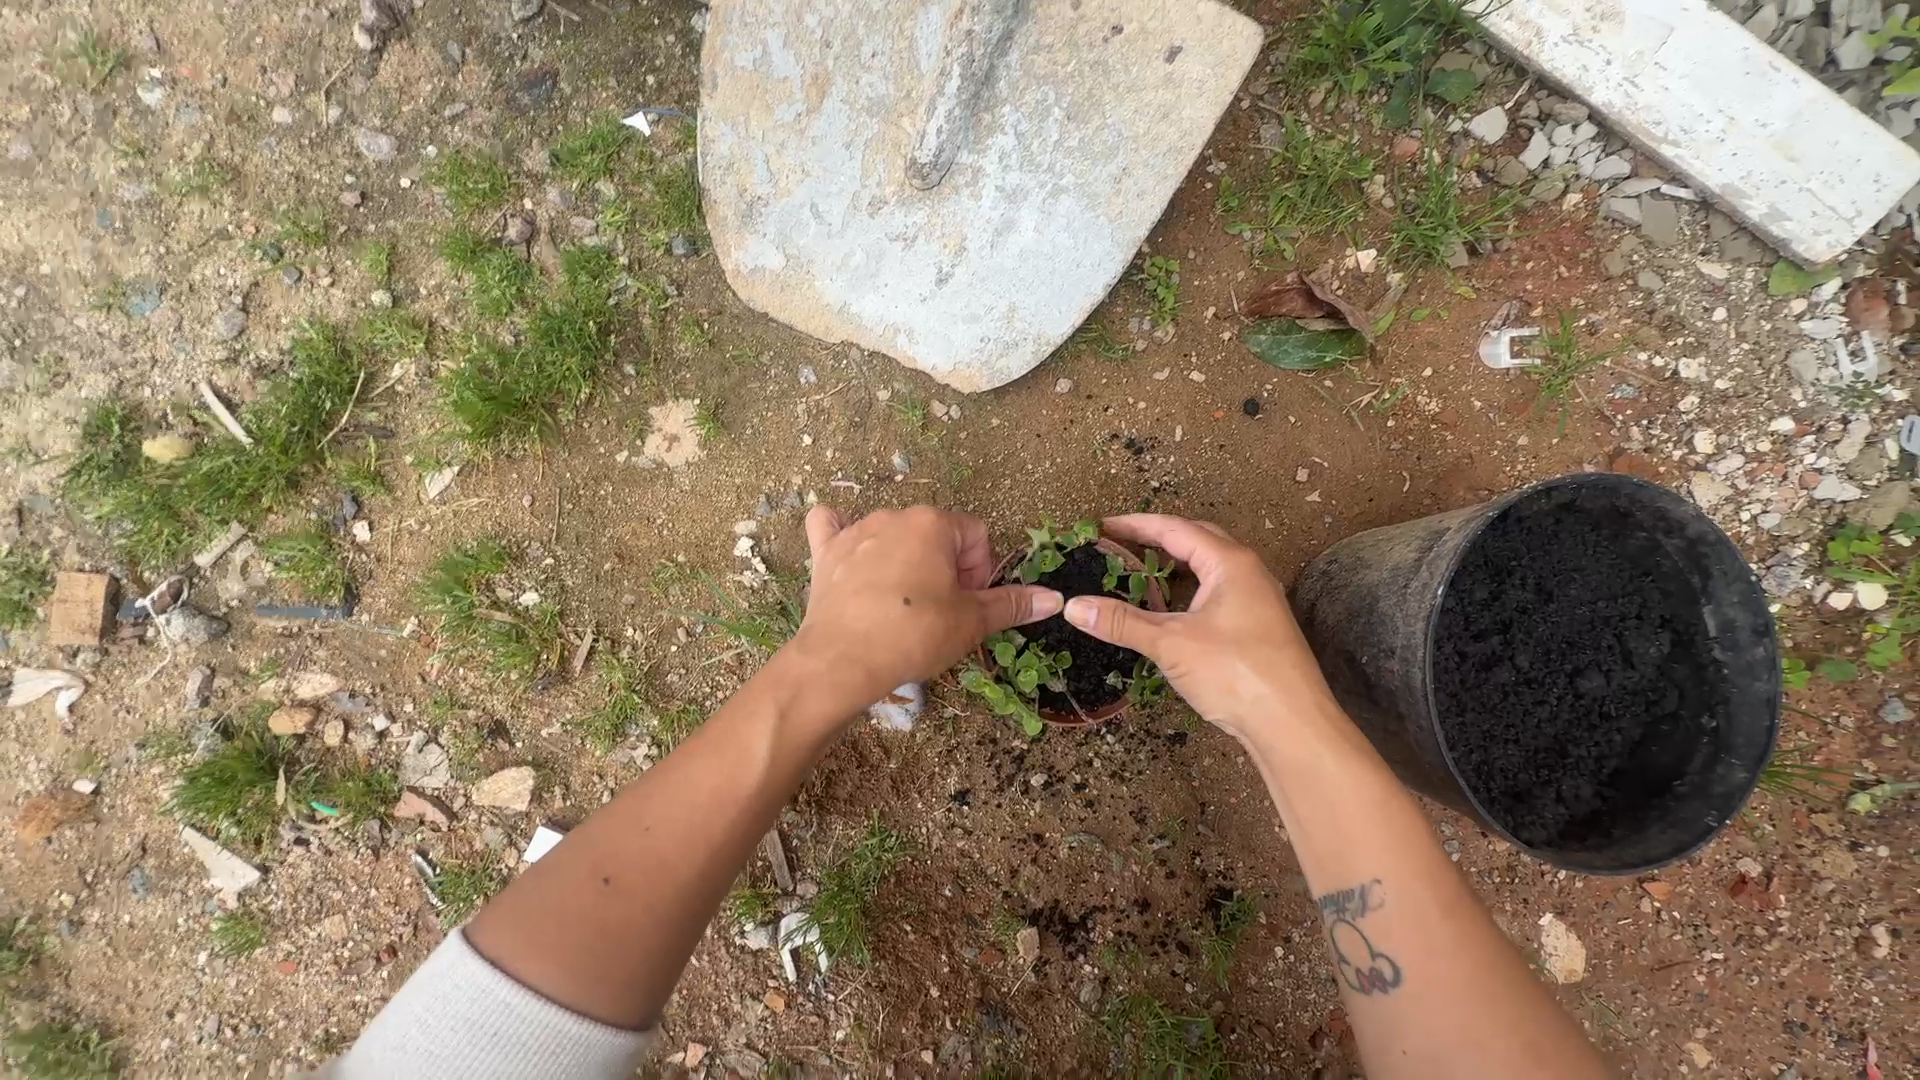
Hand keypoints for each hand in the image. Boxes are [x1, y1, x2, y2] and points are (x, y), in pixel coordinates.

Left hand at [789, 505, 1062, 707]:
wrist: (843, 660)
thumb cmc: (914, 634)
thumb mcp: (971, 622)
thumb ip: (1012, 604)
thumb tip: (1055, 598)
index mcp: (935, 523)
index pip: (978, 536)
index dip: (982, 573)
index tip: (970, 606)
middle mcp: (896, 516)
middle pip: (938, 536)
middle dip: (947, 569)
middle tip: (942, 612)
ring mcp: (856, 530)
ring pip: (894, 535)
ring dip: (906, 561)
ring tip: (902, 606)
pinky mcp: (825, 551)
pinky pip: (832, 527)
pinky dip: (844, 537)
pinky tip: (850, 556)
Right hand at [1061, 514, 1338, 740]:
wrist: (1293, 725)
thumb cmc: (1236, 673)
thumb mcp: (1171, 644)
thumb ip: (1122, 622)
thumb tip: (1073, 606)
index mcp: (1229, 563)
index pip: (1175, 529)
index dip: (1135, 525)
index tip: (1100, 527)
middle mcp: (1246, 572)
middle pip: (1194, 541)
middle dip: (1154, 539)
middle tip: (1116, 544)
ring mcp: (1255, 599)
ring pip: (1206, 569)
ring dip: (1170, 567)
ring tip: (1134, 572)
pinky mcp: (1255, 625)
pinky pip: (1213, 593)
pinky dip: (1184, 593)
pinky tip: (1164, 610)